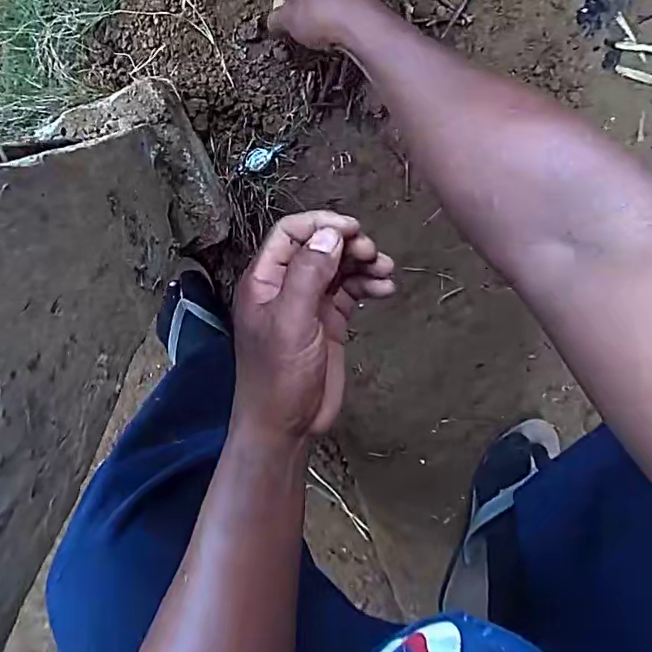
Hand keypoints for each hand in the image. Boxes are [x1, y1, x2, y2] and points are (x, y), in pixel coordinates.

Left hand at [231, 211, 396, 439]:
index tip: (352, 229)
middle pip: (319, 246)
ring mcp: (309, 303)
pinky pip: (350, 292)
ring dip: (363, 264)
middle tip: (372, 254)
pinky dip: (368, 286)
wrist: (286, 427)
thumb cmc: (278, 376)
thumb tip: (330, 234)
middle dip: (347, 244)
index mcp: (266, 279)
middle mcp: (286, 285)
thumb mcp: (291, 321)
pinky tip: (385, 290)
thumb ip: (309, 275)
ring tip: (385, 271)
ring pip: (338, 267)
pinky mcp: (328, 321)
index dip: (321, 225)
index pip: (291, 233)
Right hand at [269, 0, 391, 51]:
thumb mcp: (288, 21)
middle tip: (300, 28)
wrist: (362, 24)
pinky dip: (339, 16)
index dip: (279, 6)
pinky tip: (338, 31)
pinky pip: (345, 4)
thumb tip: (274, 22)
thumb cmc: (320, 16)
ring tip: (320, 33)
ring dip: (321, 13)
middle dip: (302, 8)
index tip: (281, 23)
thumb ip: (276, 19)